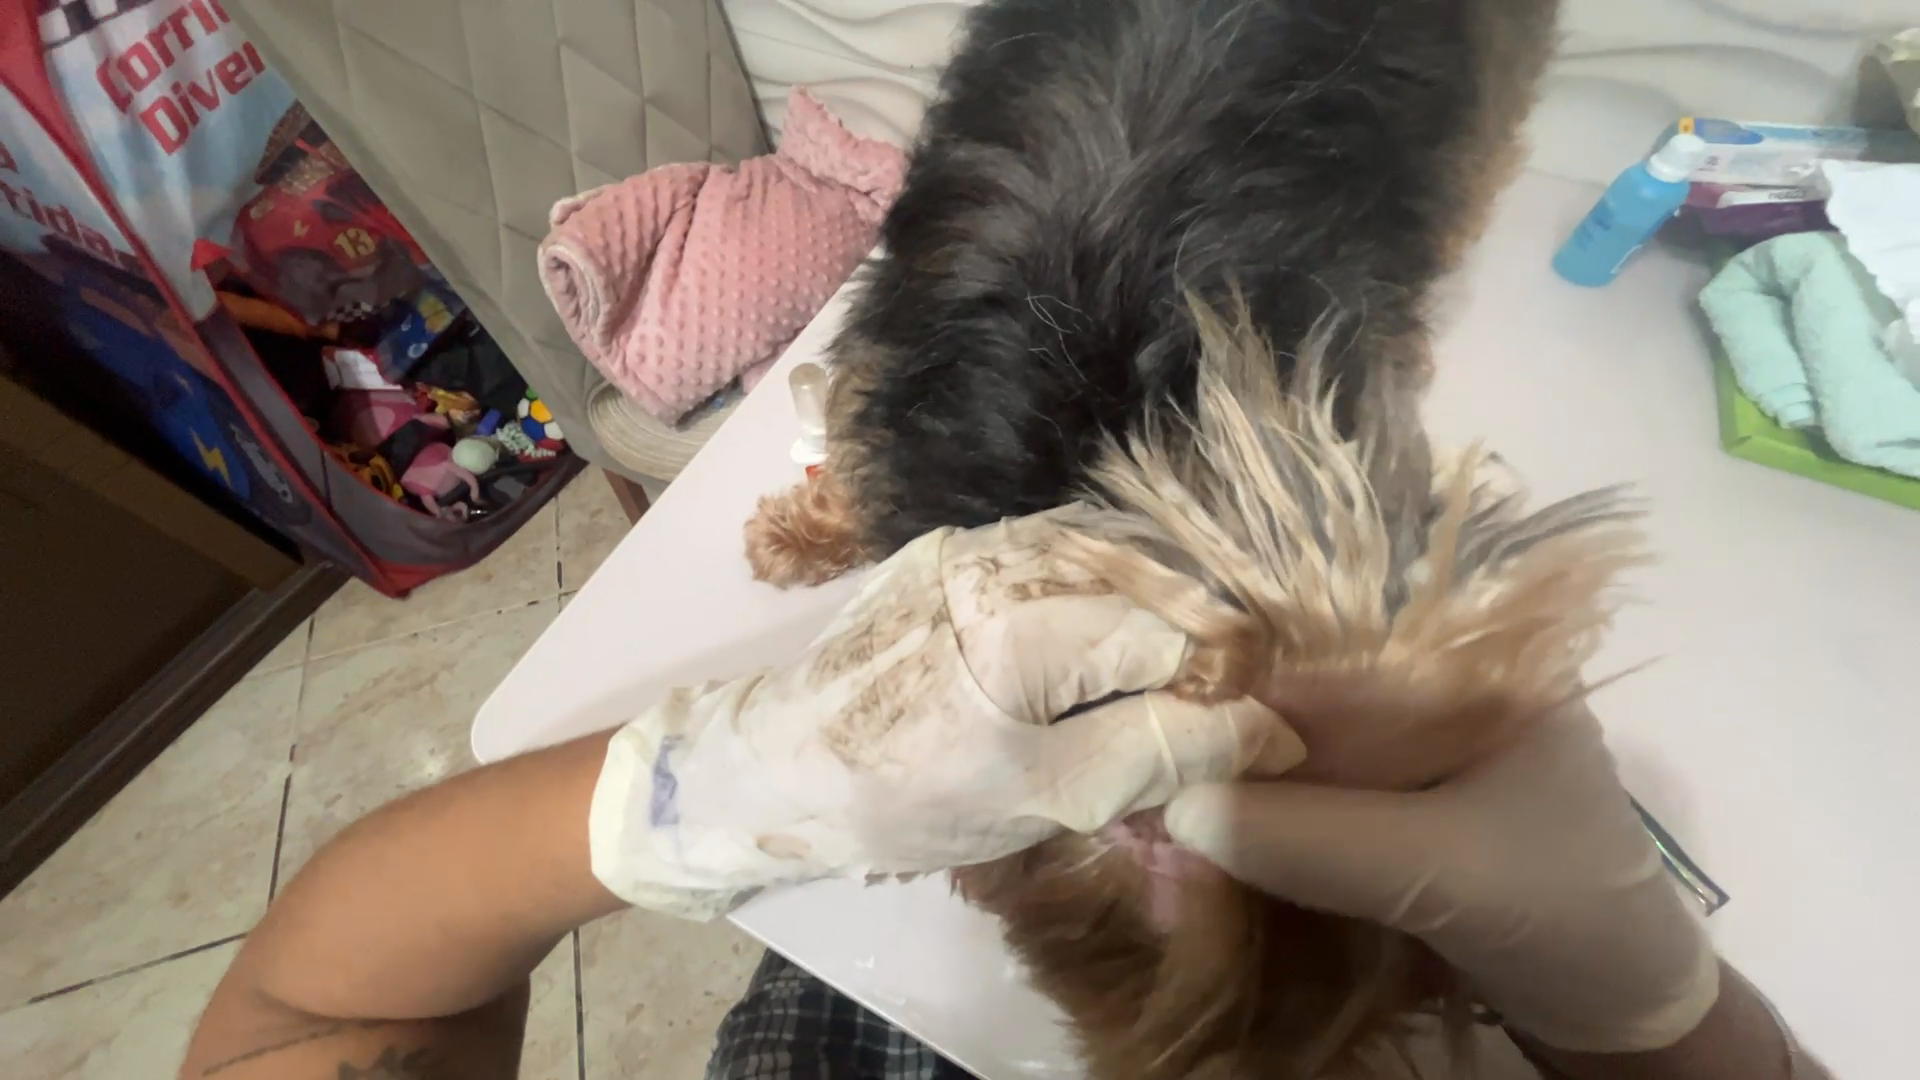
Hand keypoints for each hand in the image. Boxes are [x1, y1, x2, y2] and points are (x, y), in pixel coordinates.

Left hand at [591, 505, 1304, 917]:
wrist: (779, 762)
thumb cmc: (907, 794)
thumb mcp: (1043, 796)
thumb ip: (1158, 753)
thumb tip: (1269, 731)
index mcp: (1027, 620)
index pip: (1177, 632)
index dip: (1224, 680)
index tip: (1242, 726)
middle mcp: (1004, 553)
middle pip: (1149, 576)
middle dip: (1194, 636)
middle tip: (1205, 699)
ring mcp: (969, 539)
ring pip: (1103, 550)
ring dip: (1147, 603)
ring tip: (1157, 667)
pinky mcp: (946, 546)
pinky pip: (1050, 547)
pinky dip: (1095, 585)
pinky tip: (1095, 631)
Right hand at [1165, 694, 1719, 1053]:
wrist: (1627, 1020)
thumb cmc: (1563, 920)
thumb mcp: (1438, 875)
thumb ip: (1311, 842)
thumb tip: (1177, 809)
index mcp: (1490, 669)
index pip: (1350, 650)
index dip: (1261, 676)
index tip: (1180, 708)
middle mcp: (1452, 687)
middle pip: (1328, 686)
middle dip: (1250, 719)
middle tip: (1167, 738)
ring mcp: (1428, 741)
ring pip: (1320, 734)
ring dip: (1258, 762)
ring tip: (1184, 769)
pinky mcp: (1407, 791)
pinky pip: (1327, 778)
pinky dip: (1279, 795)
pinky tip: (1228, 801)